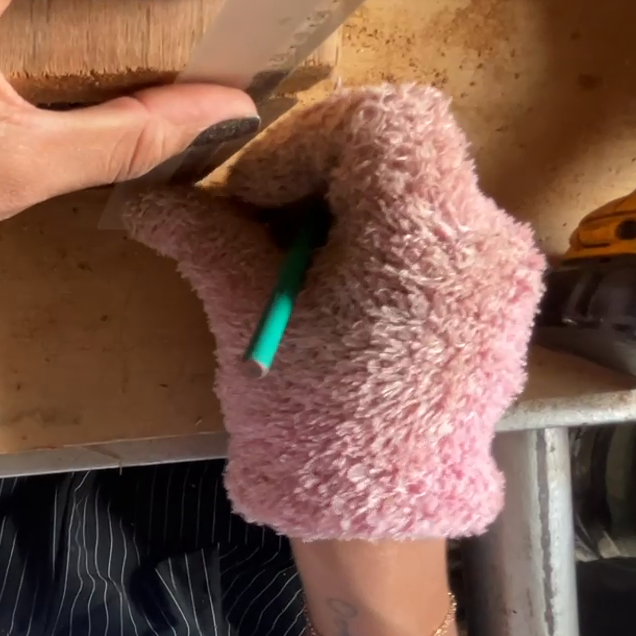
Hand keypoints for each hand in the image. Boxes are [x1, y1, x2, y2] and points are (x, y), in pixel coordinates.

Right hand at [125, 85, 545, 539]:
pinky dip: (370, 239)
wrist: (372, 515)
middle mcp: (484, 236)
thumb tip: (137, 198)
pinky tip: (331, 297)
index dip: (299, 144)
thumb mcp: (243, 320)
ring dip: (337, 209)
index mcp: (425, 235)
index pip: (379, 121)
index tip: (250, 202)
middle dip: (311, 177)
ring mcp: (498, 270)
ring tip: (290, 272)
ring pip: (412, 188)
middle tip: (257, 234)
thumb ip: (201, 241)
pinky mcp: (491, 300)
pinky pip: (429, 232)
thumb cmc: (306, 421)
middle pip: (395, 150)